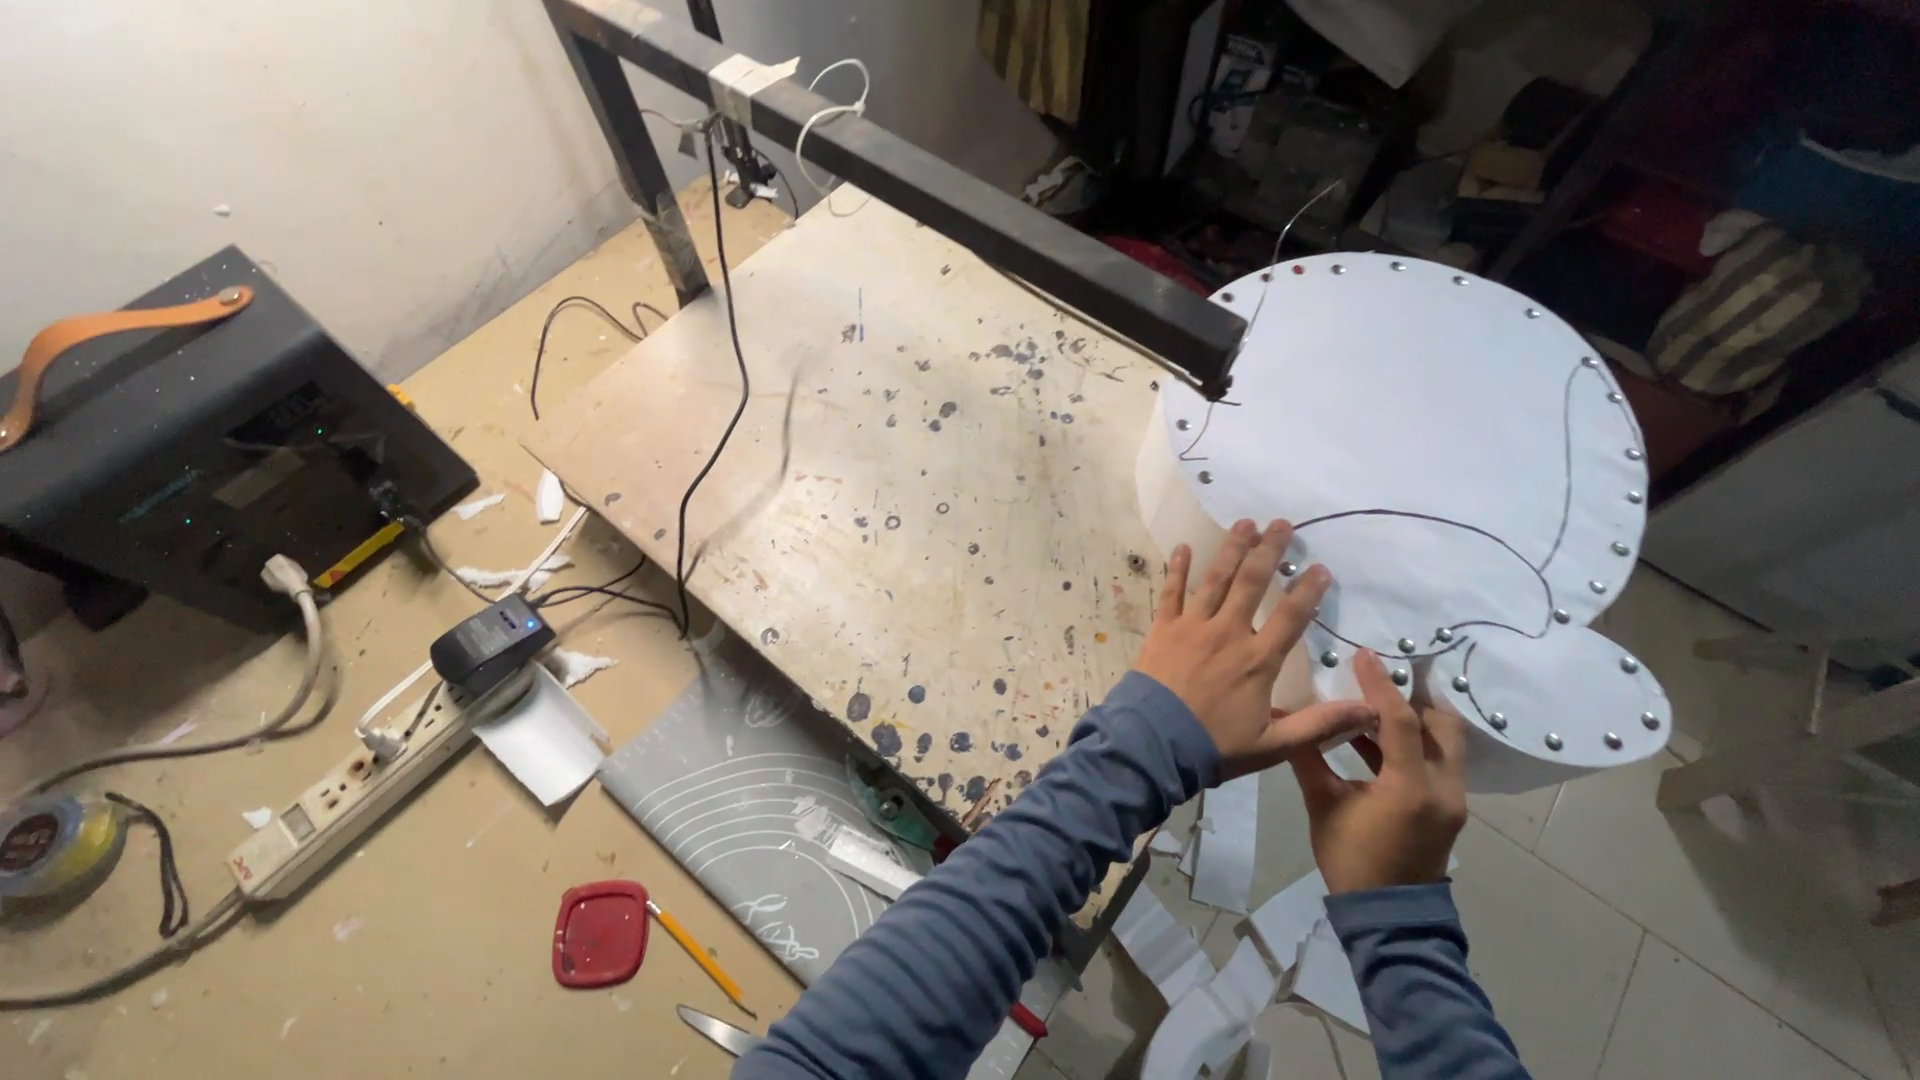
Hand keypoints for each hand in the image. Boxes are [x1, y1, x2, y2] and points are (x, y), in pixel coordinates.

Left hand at [1135, 518, 1375, 780]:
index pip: (1290, 616)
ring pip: (1215, 580)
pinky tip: (1183, 546)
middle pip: (1251, 583)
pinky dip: (1177, 568)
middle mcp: (1227, 634)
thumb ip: (1320, 724)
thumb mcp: (1273, 745)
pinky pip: (1171, 592)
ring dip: (1231, 549)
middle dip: (1268, 551)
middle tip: (1282, 523)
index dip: (1307, 590)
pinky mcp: (1162, 628)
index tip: (1320, 567)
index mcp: (1257, 661)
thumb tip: (1371, 709)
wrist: (1152, 744)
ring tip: (1245, 523)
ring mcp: (1192, 627)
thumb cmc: (1214, 746)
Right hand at [1287, 649, 1468, 893]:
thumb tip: (1280, 717)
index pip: (1401, 720)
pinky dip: (1413, 744)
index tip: (1364, 655)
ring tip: (1373, 705)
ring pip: (1445, 743)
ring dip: (1413, 721)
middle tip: (1381, 680)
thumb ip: (1306, 757)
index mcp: (1412, 786)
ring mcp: (1453, 799)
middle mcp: (1444, 787)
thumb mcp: (1324, 805)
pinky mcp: (1449, 808)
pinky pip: (1438, 761)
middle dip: (1413, 698)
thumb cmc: (1352, 859)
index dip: (1380, 685)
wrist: (1387, 915)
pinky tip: (1376, 740)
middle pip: (1443, 725)